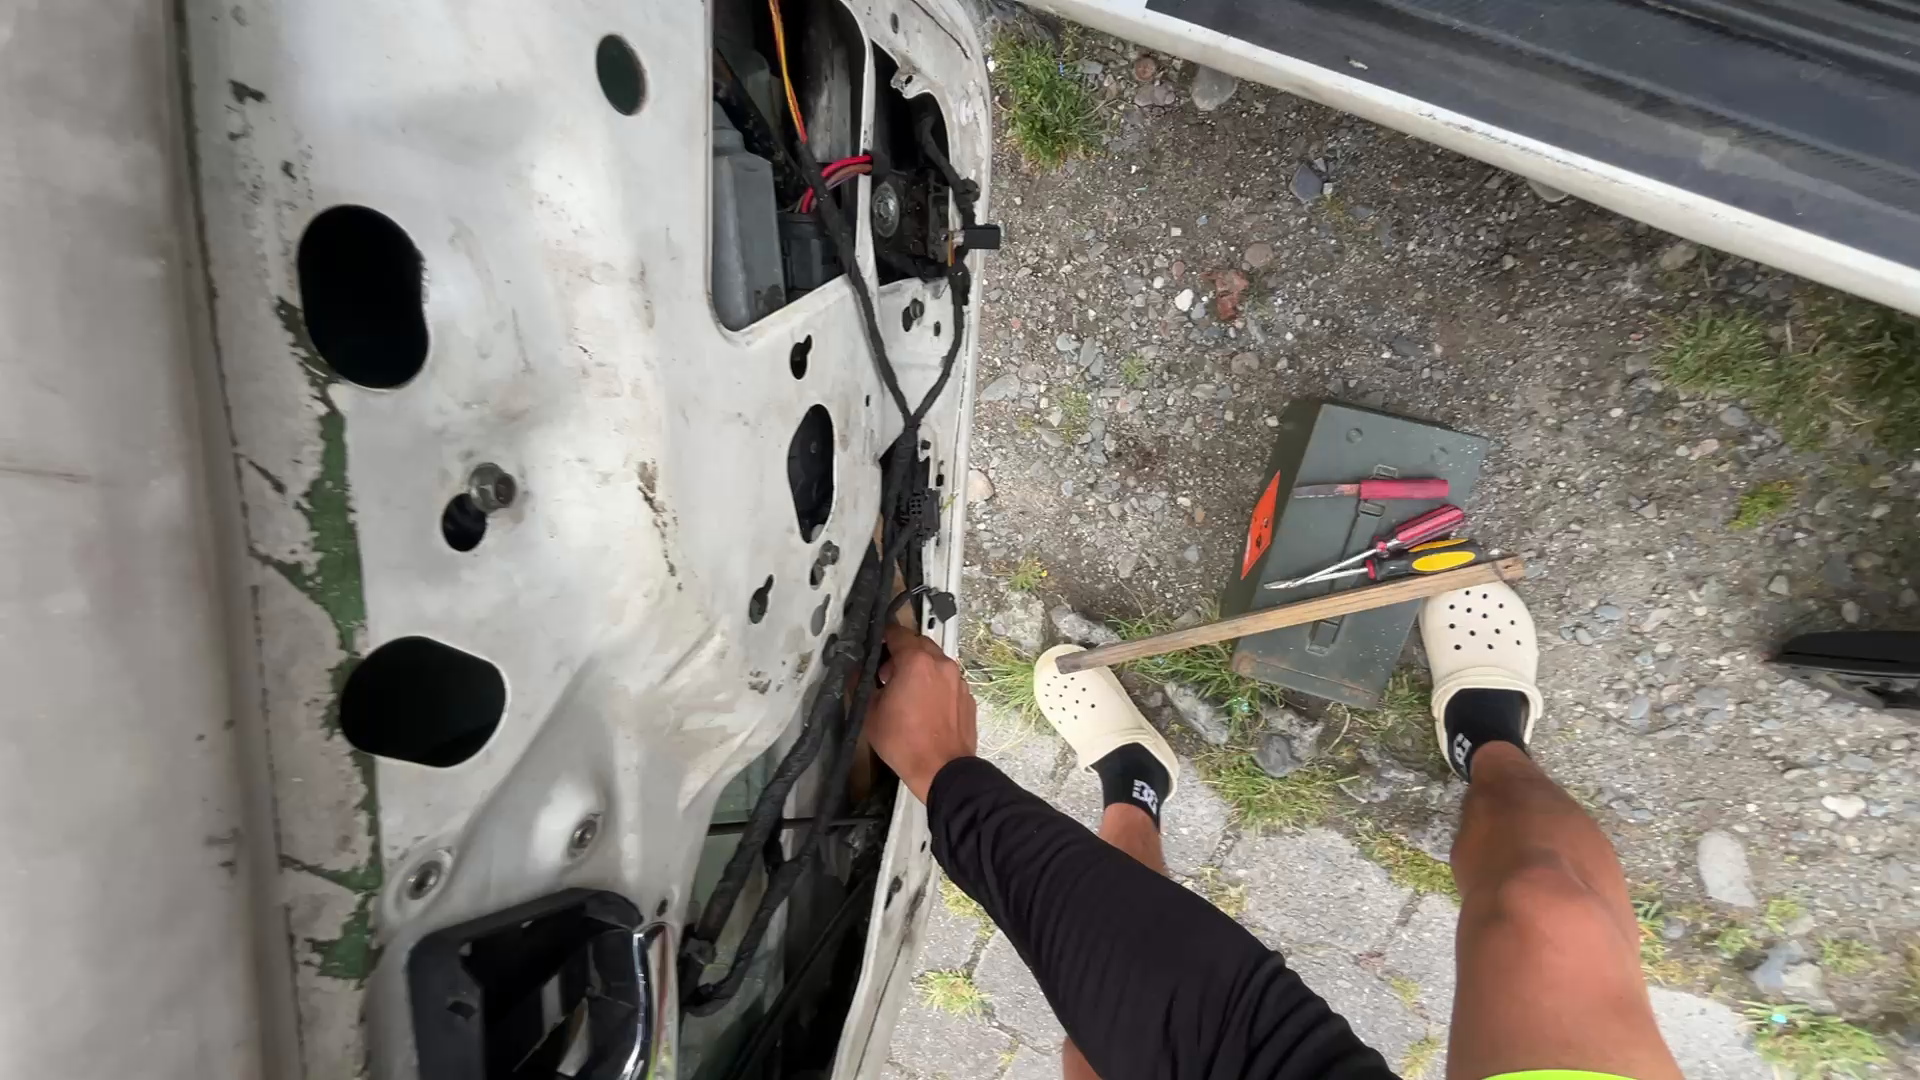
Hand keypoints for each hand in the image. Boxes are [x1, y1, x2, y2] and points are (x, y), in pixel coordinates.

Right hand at [866, 622, 976, 801]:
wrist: (942, 769)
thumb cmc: (904, 741)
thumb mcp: (871, 712)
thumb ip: (863, 684)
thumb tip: (858, 671)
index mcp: (916, 662)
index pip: (897, 633)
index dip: (884, 636)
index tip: (876, 644)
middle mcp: (941, 663)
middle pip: (919, 644)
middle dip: (903, 652)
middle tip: (887, 672)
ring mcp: (958, 679)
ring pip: (936, 661)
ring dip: (921, 667)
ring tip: (907, 690)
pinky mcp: (967, 695)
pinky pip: (948, 679)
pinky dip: (936, 683)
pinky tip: (926, 704)